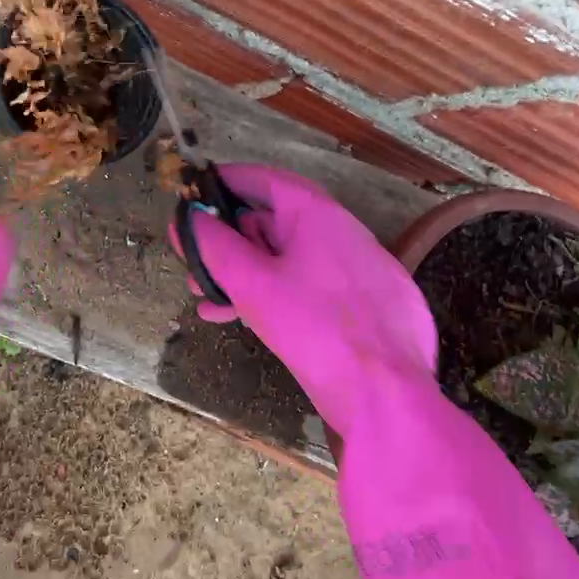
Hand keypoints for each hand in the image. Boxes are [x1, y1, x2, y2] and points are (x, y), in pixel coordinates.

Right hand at [173, 164, 437, 435]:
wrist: (387, 398)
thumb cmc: (313, 328)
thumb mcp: (251, 284)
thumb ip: (215, 246)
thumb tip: (191, 219)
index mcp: (318, 215)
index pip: (265, 180)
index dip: (226, 182)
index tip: (195, 192)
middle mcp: (344, 233)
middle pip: (274, 222)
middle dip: (229, 242)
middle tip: (195, 264)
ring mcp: (362, 271)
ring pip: (290, 260)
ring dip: (246, 274)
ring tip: (209, 300)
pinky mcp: (370, 308)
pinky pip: (312, 287)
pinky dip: (276, 295)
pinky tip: (244, 320)